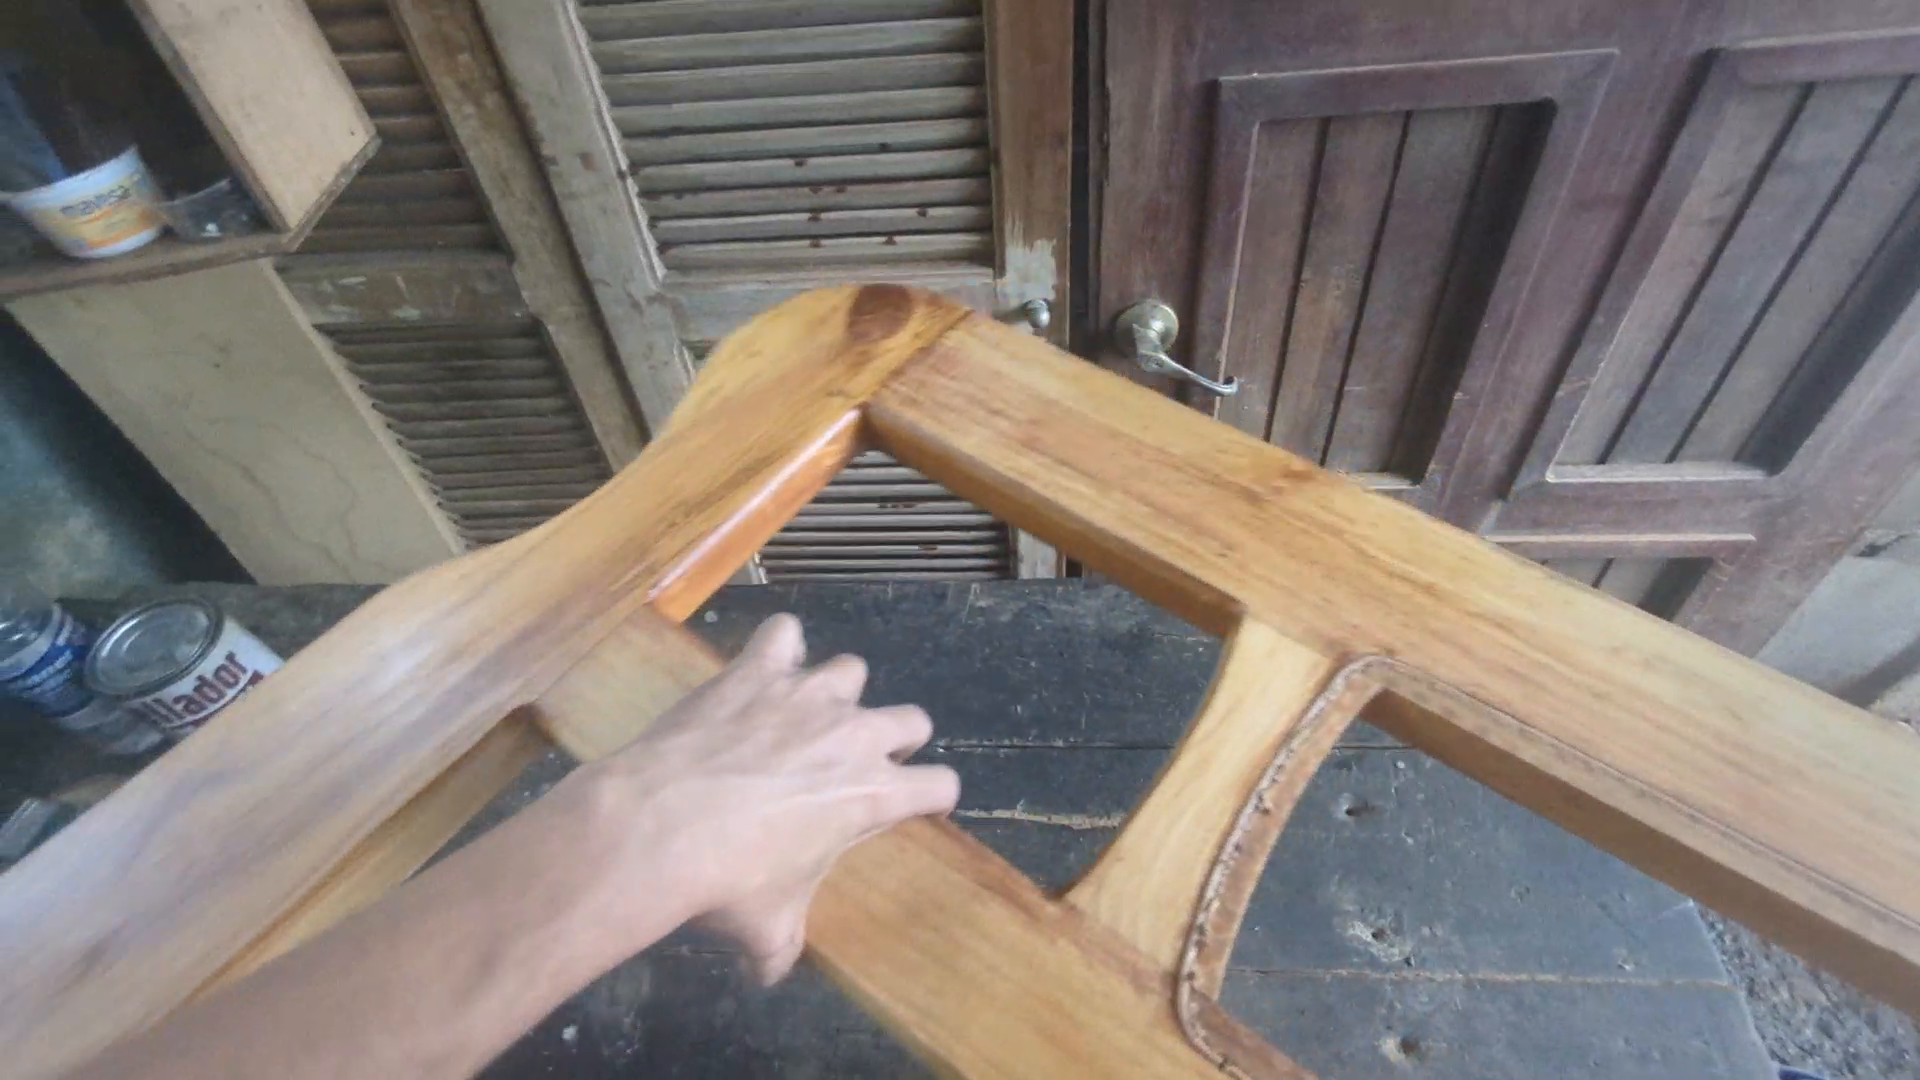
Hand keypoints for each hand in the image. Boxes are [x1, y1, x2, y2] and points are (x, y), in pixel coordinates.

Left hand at [558, 614, 959, 983]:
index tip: (921, 801)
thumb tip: (770, 974)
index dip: (935, 795)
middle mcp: (855, 734)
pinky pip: (785, 634)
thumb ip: (782, 948)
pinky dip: (778, 649)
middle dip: (896, 737)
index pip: (941, 785)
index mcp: (873, 793)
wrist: (661, 827)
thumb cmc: (729, 881)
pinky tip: (762, 669)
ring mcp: (810, 694)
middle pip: (912, 717)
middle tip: (854, 760)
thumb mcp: (768, 928)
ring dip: (837, 692)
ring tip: (804, 713)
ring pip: (852, 670)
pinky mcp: (763, 669)